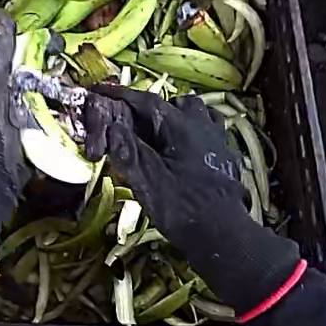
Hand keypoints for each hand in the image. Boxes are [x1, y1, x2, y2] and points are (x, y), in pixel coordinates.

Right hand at [84, 86, 299, 314]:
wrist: (222, 234)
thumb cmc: (181, 207)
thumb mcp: (146, 180)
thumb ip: (127, 150)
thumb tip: (111, 125)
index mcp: (180, 126)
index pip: (145, 101)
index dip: (120, 95)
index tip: (99, 91)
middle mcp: (202, 125)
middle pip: (174, 103)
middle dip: (151, 108)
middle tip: (131, 122)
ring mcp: (218, 140)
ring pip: (196, 114)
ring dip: (177, 117)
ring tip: (160, 133)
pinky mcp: (227, 156)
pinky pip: (209, 131)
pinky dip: (194, 133)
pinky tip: (186, 149)